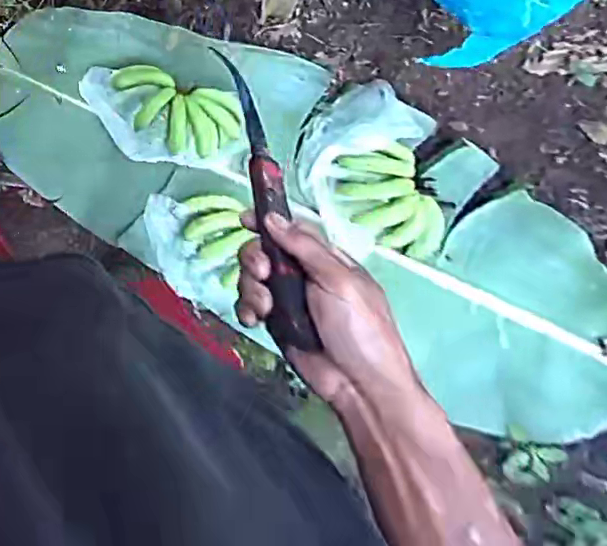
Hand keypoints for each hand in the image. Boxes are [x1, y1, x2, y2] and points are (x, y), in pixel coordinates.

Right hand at [235, 212, 422, 411]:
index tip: (245, 220)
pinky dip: (246, 308)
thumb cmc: (361, 331)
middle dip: (254, 259)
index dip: (268, 223)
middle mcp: (303, 276)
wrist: (362, 390)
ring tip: (265, 308)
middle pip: (263, 251)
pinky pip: (248, 304)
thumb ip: (305, 248)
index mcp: (326, 261)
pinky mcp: (275, 321)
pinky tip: (254, 319)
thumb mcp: (340, 282)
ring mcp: (287, 299)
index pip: (292, 231)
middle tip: (262, 274)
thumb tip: (271, 217)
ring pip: (251, 277)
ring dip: (250, 288)